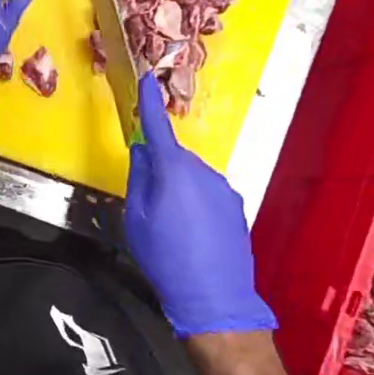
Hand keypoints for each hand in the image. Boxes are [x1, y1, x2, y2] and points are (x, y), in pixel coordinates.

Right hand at [125, 72, 276, 336]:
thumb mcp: (137, 219)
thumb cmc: (164, 256)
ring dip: (176, 188)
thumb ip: (138, 180)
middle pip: (175, 157)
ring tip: (167, 224)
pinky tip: (187, 232)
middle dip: (159, 167)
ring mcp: (224, 189)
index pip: (158, 129)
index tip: (146, 79)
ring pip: (191, 176)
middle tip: (145, 201)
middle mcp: (204, 172)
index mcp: (174, 172)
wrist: (214, 295)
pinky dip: (192, 202)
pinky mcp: (235, 207)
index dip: (148, 105)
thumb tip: (141, 150)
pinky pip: (206, 193)